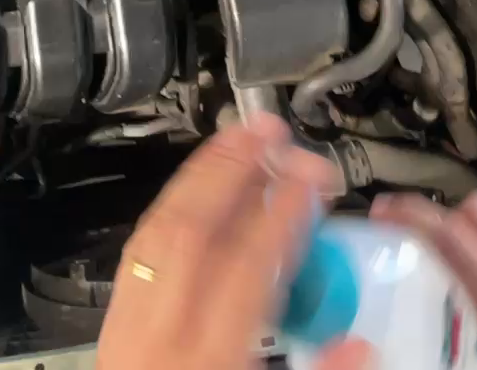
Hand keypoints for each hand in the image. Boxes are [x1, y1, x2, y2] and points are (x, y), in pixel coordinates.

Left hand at [96, 114, 370, 369]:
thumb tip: (362, 345)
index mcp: (207, 366)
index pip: (246, 271)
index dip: (282, 215)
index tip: (311, 177)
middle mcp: (158, 342)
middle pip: (191, 232)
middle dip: (233, 170)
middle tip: (272, 131)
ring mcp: (127, 334)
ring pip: (159, 231)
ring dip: (199, 177)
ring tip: (236, 140)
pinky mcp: (114, 334)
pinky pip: (141, 252)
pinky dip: (172, 209)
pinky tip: (196, 192)